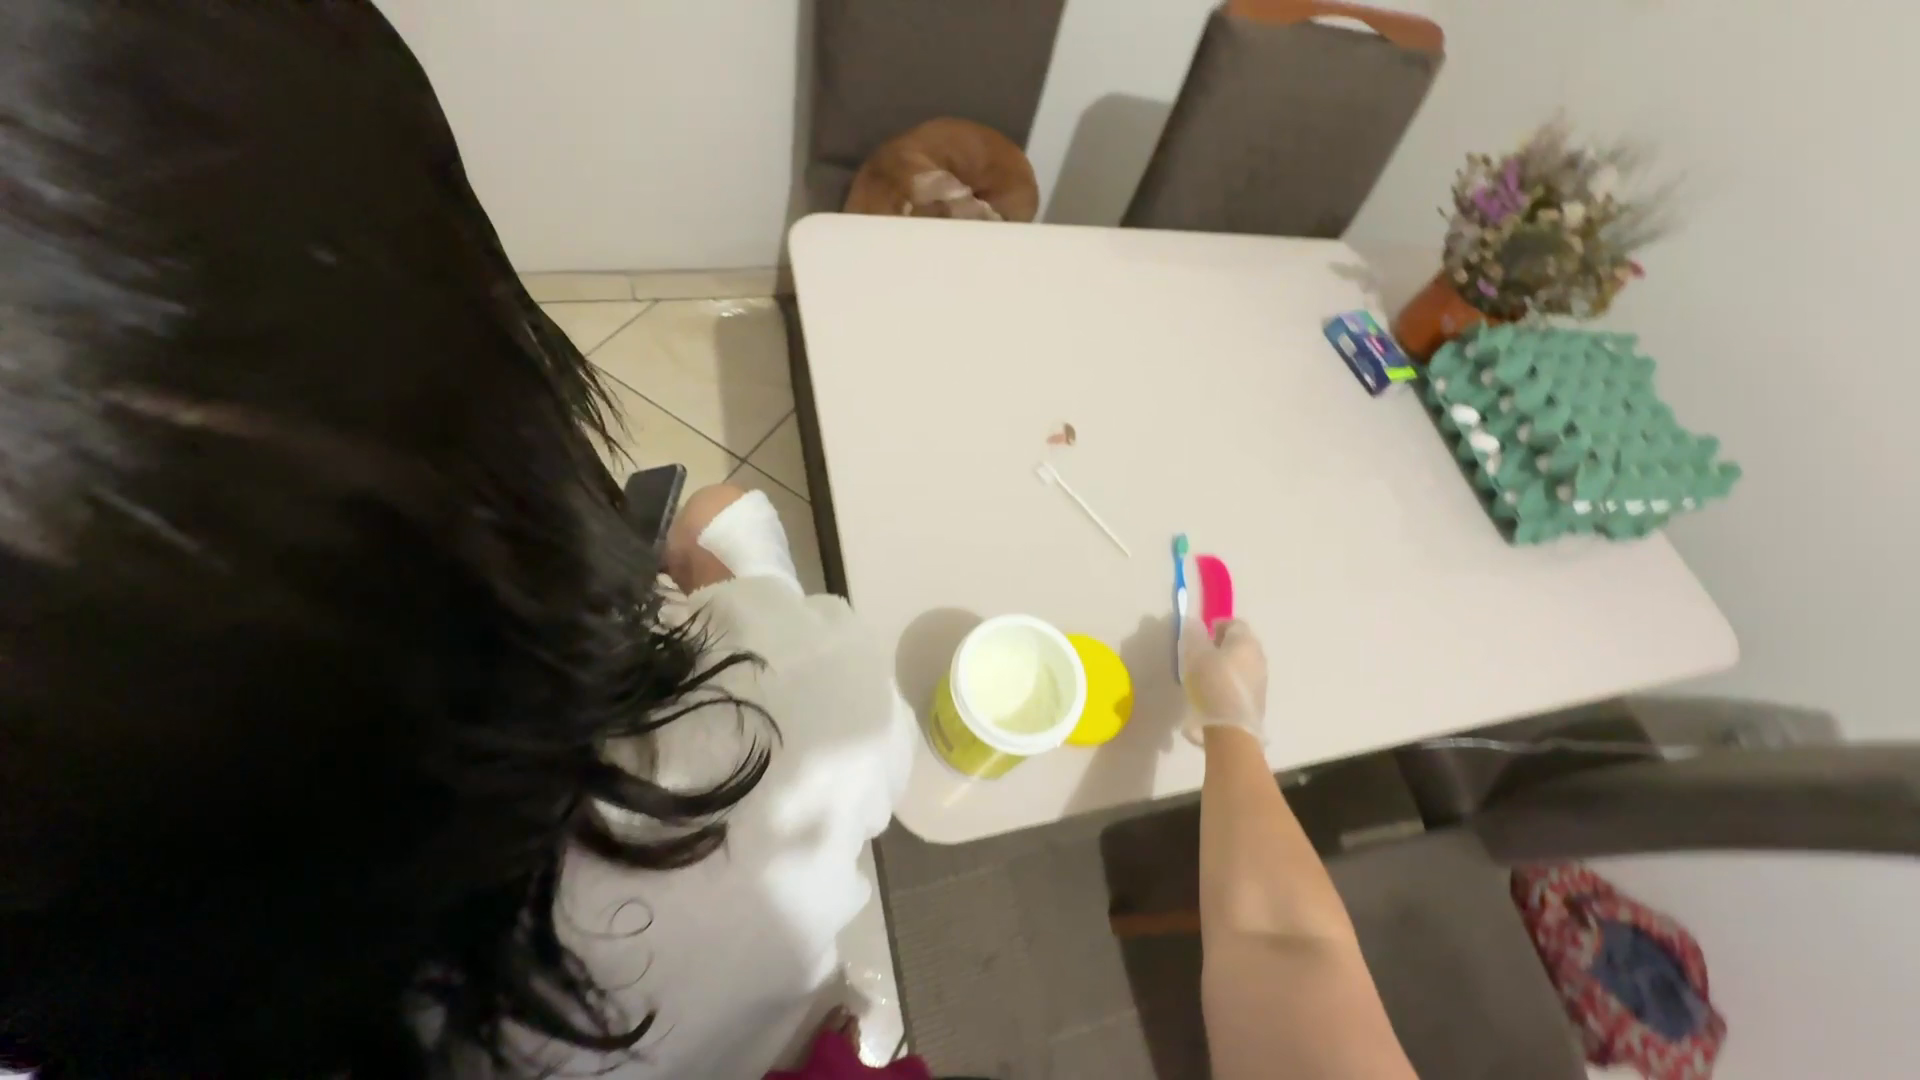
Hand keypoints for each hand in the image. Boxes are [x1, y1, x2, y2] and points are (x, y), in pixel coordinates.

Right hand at [1181, 619, 1268, 743]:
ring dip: (1225, 666)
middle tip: (1200, 655)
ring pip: (1241, 664)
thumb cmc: (1212, 684)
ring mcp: (1261, 679)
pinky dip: (1229, 683)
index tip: (1199, 637)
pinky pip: (1242, 683)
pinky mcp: (1258, 699)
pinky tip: (1214, 695)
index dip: (1215, 626)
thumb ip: (1194, 635)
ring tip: (1204, 677)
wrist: (1231, 728)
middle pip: (1239, 643)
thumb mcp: (1194, 655)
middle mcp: (1258, 656)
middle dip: (1221, 646)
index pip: (1233, 623)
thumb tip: (1195, 623)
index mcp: (1245, 641)